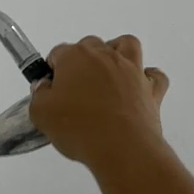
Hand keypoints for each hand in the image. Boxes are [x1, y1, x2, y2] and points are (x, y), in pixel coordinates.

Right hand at [29, 35, 170, 169]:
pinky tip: (138, 88)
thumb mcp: (41, 113)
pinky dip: (147, 78)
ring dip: (116, 53)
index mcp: (75, 57)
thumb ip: (39, 95)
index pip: (58, 53)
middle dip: (81, 61)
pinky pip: (154, 75)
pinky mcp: (151, 89)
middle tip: (75, 88)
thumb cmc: (79, 127)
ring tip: (107, 73)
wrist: (122, 148)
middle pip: (90, 45)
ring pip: (126, 46)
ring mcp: (131, 70)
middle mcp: (105, 56)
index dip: (52, 70)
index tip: (51, 89)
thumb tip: (45, 88)